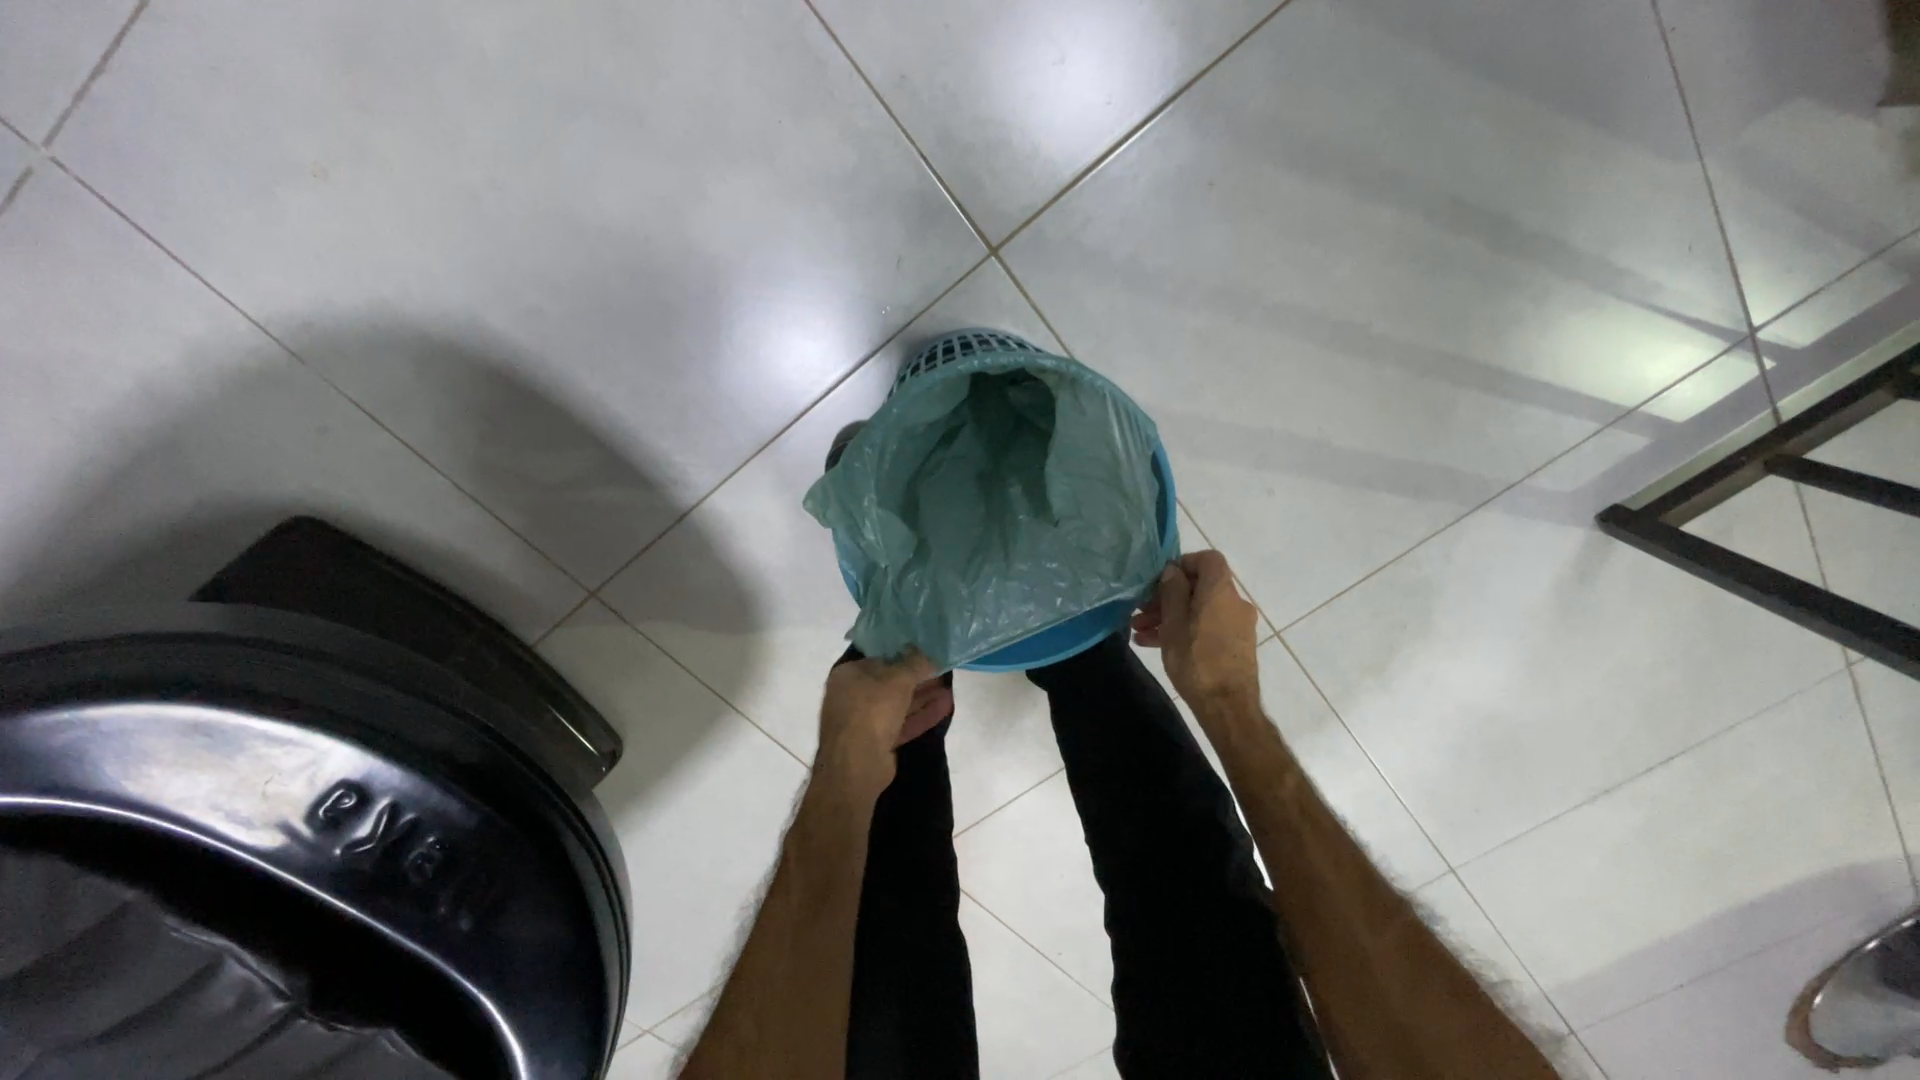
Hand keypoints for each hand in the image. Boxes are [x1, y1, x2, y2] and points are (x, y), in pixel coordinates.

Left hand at [816, 652, 947, 791]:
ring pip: (898, 705)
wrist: (856, 763)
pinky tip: (945, 707)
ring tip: (949, 689)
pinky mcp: (877, 743)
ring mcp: (864, 722)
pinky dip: (921, 716)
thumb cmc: (872, 709)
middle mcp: (852, 696)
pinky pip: (902, 724)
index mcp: (848, 675)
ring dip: (923, 697)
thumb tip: (925, 651)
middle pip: (890, 683)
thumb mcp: (898, 679)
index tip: (926, 654)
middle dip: (917, 679)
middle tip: (942, 672)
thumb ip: (914, 663)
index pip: (879, 659)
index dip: (903, 656)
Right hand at [1131, 551, 1260, 711]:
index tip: (1160, 581)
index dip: (1183, 564)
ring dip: (1169, 617)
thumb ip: (1172, 592)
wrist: (1228, 706)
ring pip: (1199, 610)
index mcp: (1221, 592)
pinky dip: (1184, 630)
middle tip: (1140, 612)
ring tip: (1140, 632)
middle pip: (1199, 588)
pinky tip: (1154, 644)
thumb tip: (1173, 571)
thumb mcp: (1174, 624)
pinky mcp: (1234, 645)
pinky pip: (1206, 627)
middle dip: (1167, 597)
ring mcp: (1236, 625)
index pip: (1208, 560)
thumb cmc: (1197, 660)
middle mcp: (1234, 603)